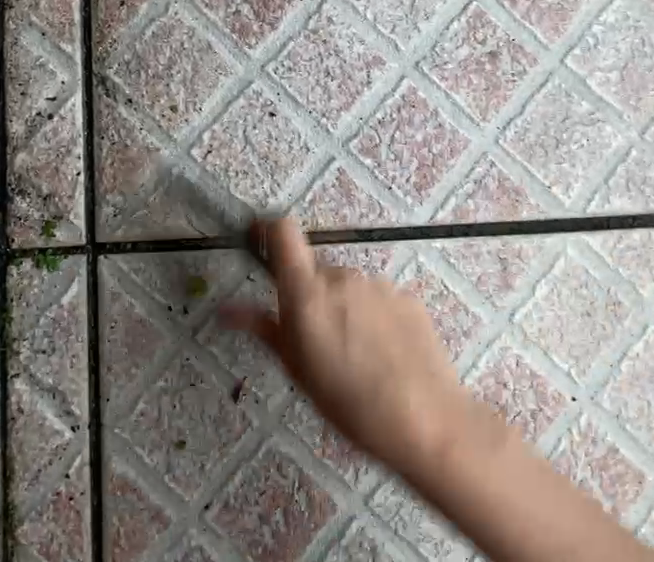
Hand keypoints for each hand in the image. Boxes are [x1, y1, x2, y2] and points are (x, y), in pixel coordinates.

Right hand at [218, 218, 498, 472]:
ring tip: (355, 355)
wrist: (427, 422)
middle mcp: (341, 277)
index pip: (283, 232)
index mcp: (306, 291)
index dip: (269, 231)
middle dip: (310, 295)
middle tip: (315, 339)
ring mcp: (378, 285)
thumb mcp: (297, 370)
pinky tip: (383, 355)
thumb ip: (263, 328)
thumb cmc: (350, 403)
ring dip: (343, 308)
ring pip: (348, 288)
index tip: (261, 241)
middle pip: (315, 270)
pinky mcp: (408, 299)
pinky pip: (378, 300)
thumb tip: (226, 309)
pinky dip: (373, 318)